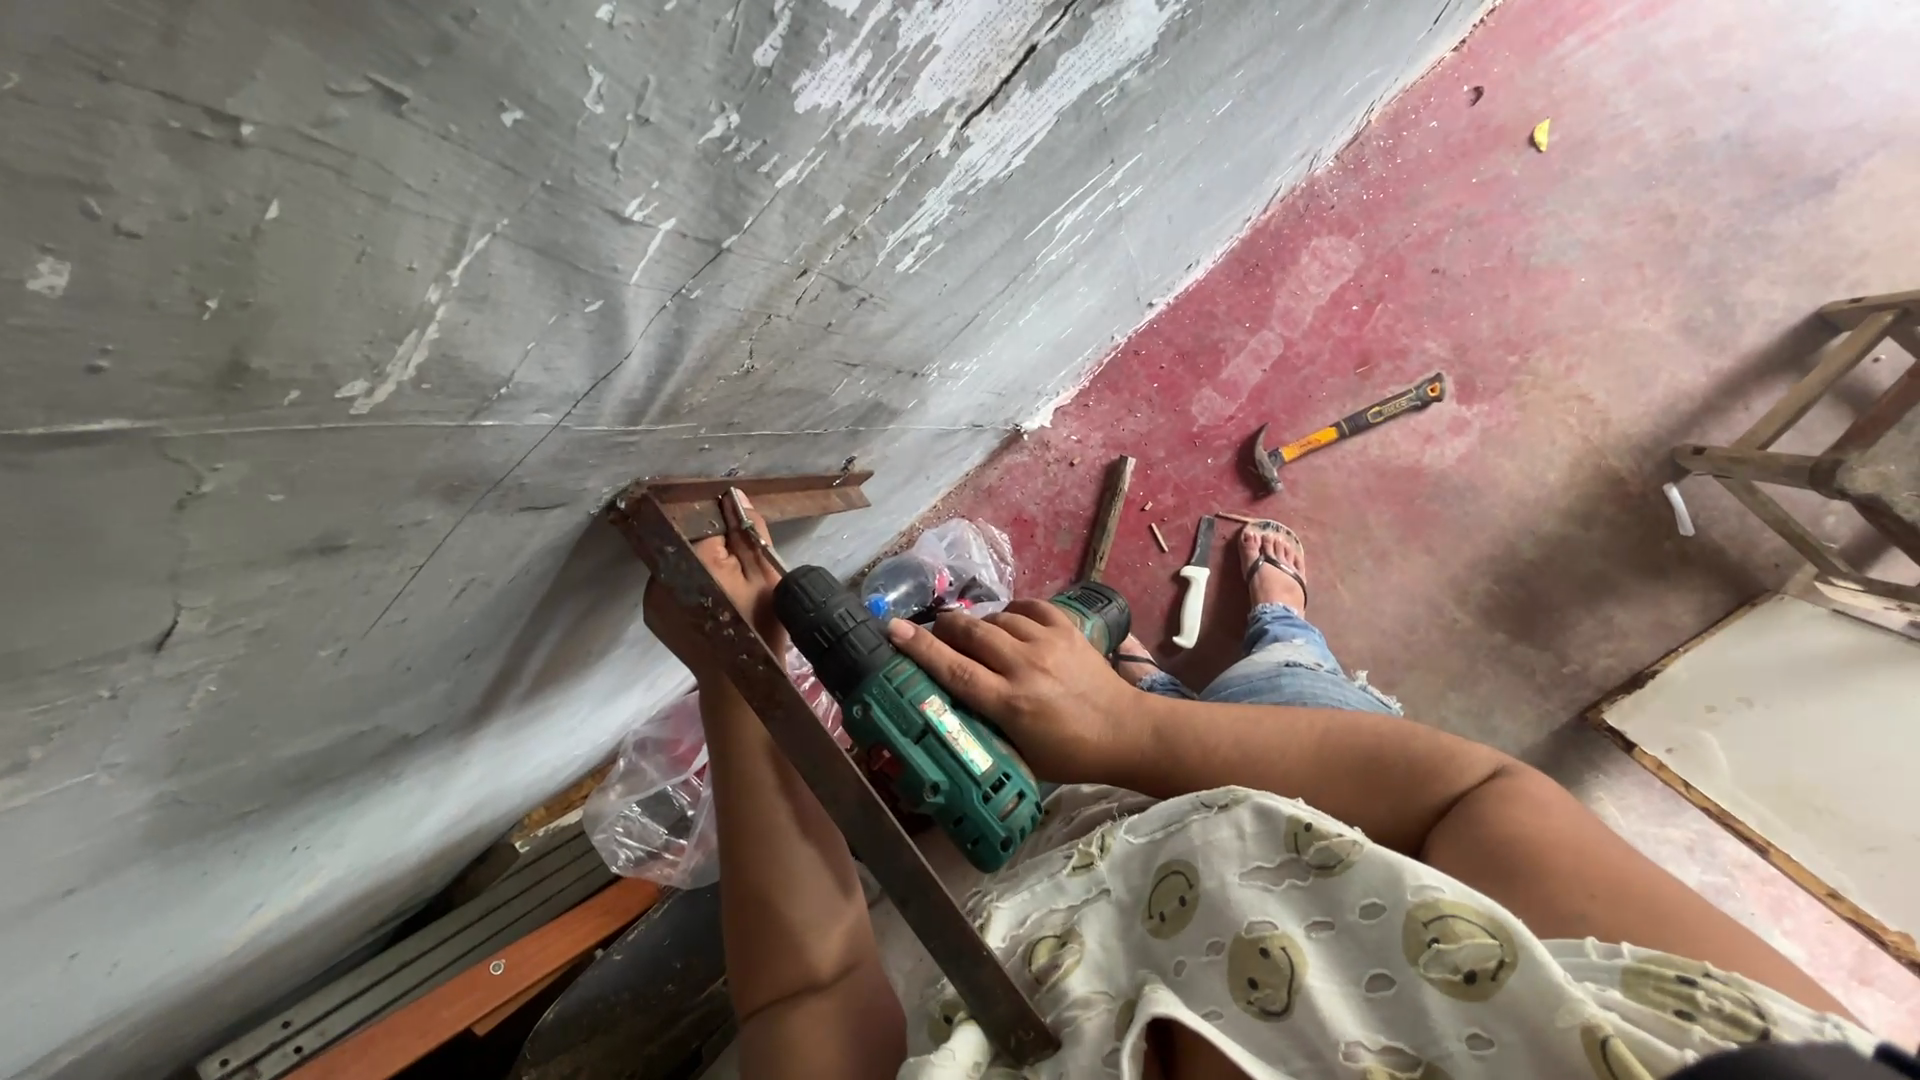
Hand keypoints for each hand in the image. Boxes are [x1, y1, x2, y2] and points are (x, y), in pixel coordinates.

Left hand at [643, 496, 788, 685]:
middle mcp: (664, 571)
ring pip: (679, 562)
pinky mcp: (652, 611)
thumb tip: (735, 497)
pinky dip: (688, 585)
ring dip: (698, 565)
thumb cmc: (759, 628)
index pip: (706, 521)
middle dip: (713, 548)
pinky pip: (671, 583)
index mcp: (694, 557)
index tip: (744, 546)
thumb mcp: (767, 576)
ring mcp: (652, 594)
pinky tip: (708, 602)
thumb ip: (750, 532)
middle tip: (739, 573)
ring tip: (725, 589)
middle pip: (689, 541)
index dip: (728, 531)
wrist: (737, 682)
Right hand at [885, 599, 1141, 783]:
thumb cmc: (1070, 755)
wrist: (1126, 732)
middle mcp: (1024, 667)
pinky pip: (1030, 606)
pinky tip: (1010, 621)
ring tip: (980, 637)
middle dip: (946, 627)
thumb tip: (951, 711)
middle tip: (937, 631)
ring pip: (998, 618)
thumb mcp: (1021, 755)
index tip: (893, 629)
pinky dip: (1013, 611)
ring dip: (982, 625)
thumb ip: (986, 729)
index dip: (920, 648)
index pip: (954, 669)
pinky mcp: (1068, 629)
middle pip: (971, 634)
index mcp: (1009, 704)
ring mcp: (1048, 643)